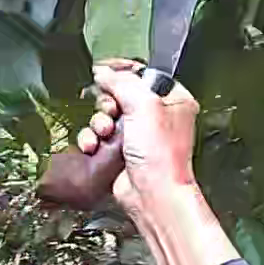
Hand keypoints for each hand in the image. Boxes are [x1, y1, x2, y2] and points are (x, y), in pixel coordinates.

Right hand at [74, 61, 200, 216]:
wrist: (152, 194)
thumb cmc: (161, 156)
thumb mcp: (144, 105)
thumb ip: (122, 82)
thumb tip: (104, 73)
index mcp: (172, 99)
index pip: (143, 74)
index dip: (122, 71)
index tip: (104, 70)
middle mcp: (155, 116)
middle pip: (119, 94)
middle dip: (107, 102)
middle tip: (111, 112)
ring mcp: (136, 135)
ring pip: (104, 115)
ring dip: (98, 123)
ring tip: (104, 133)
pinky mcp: (119, 152)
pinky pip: (97, 136)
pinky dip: (91, 140)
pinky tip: (95, 146)